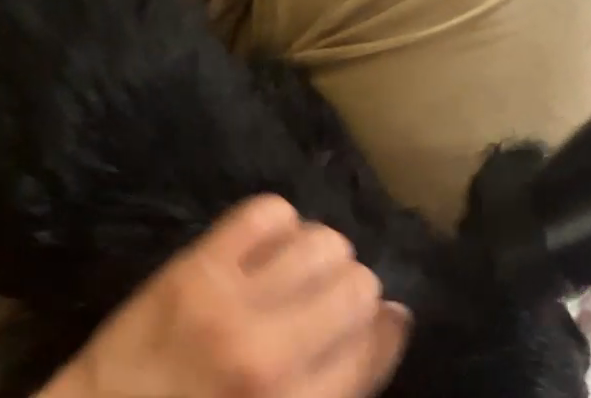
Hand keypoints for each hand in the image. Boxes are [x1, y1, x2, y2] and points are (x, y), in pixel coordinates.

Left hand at [42, 195, 411, 397]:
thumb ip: (342, 383)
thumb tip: (394, 316)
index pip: (373, 340)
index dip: (378, 327)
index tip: (370, 322)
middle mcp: (269, 355)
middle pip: (356, 285)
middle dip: (352, 291)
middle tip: (325, 304)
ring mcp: (229, 302)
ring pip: (321, 242)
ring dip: (321, 254)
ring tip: (297, 272)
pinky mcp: (196, 264)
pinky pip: (267, 211)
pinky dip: (280, 222)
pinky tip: (268, 246)